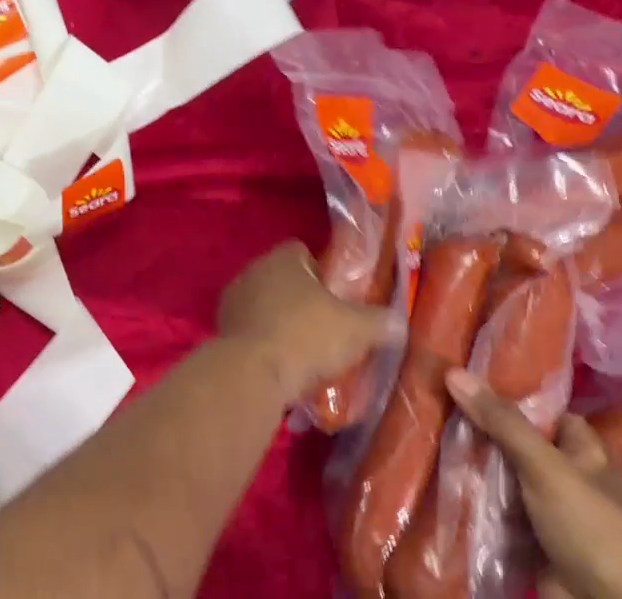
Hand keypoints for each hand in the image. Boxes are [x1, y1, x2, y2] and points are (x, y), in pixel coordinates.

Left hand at [216, 241, 402, 400]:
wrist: (255, 370)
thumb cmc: (308, 335)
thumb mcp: (358, 328)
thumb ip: (380, 320)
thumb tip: (397, 321)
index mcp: (280, 260)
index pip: (301, 251)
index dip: (324, 269)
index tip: (341, 293)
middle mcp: (251, 271)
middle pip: (283, 278)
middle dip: (305, 298)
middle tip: (331, 324)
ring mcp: (233, 300)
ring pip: (266, 304)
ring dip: (284, 320)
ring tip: (311, 348)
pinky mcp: (223, 328)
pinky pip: (254, 328)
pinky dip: (269, 340)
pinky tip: (287, 361)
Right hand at [445, 369, 621, 598]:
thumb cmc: (594, 530)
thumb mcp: (548, 469)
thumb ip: (503, 423)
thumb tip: (454, 370)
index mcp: (593, 459)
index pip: (553, 416)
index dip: (516, 398)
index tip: (468, 382)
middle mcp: (574, 482)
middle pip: (521, 445)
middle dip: (482, 430)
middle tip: (433, 405)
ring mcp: (552, 513)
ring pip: (505, 478)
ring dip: (472, 466)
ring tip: (423, 435)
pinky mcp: (531, 539)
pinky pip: (496, 510)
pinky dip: (472, 499)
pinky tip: (436, 479)